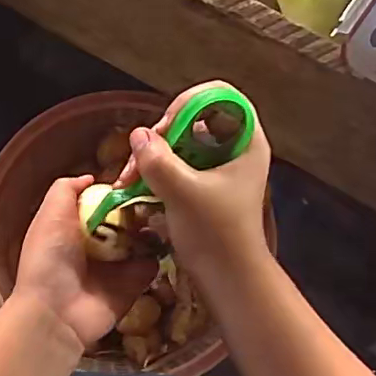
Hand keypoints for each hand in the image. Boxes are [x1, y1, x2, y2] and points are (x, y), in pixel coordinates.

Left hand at [10, 174, 158, 346]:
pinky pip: (152, 264)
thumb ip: (66, 189)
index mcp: (74, 227)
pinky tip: (170, 237)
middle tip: (160, 194)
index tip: (138, 177)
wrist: (56, 313)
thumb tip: (91, 177)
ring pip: (142, 240)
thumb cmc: (49, 258)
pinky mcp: (134, 284)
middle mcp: (97, 244)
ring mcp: (117, 265)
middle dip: (141, 208)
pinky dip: (159, 253)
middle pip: (126, 220)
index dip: (117, 191)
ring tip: (169, 211)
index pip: (101, 203)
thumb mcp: (50, 214)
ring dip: (154, 227)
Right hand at [114, 81, 271, 274]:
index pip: (219, 96)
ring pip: (180, 144)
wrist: (229, 280)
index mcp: (246, 142)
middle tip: (139, 157)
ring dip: (152, 155)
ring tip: (129, 177)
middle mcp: (234, 149)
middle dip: (162, 134)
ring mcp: (218, 168)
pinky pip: (176, 165)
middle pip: (194, 119)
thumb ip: (158, 160)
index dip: (189, 103)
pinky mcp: (202, 186)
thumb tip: (137, 135)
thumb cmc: (217, 235)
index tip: (166, 128)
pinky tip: (135, 186)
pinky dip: (155, 172)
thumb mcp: (183, 193)